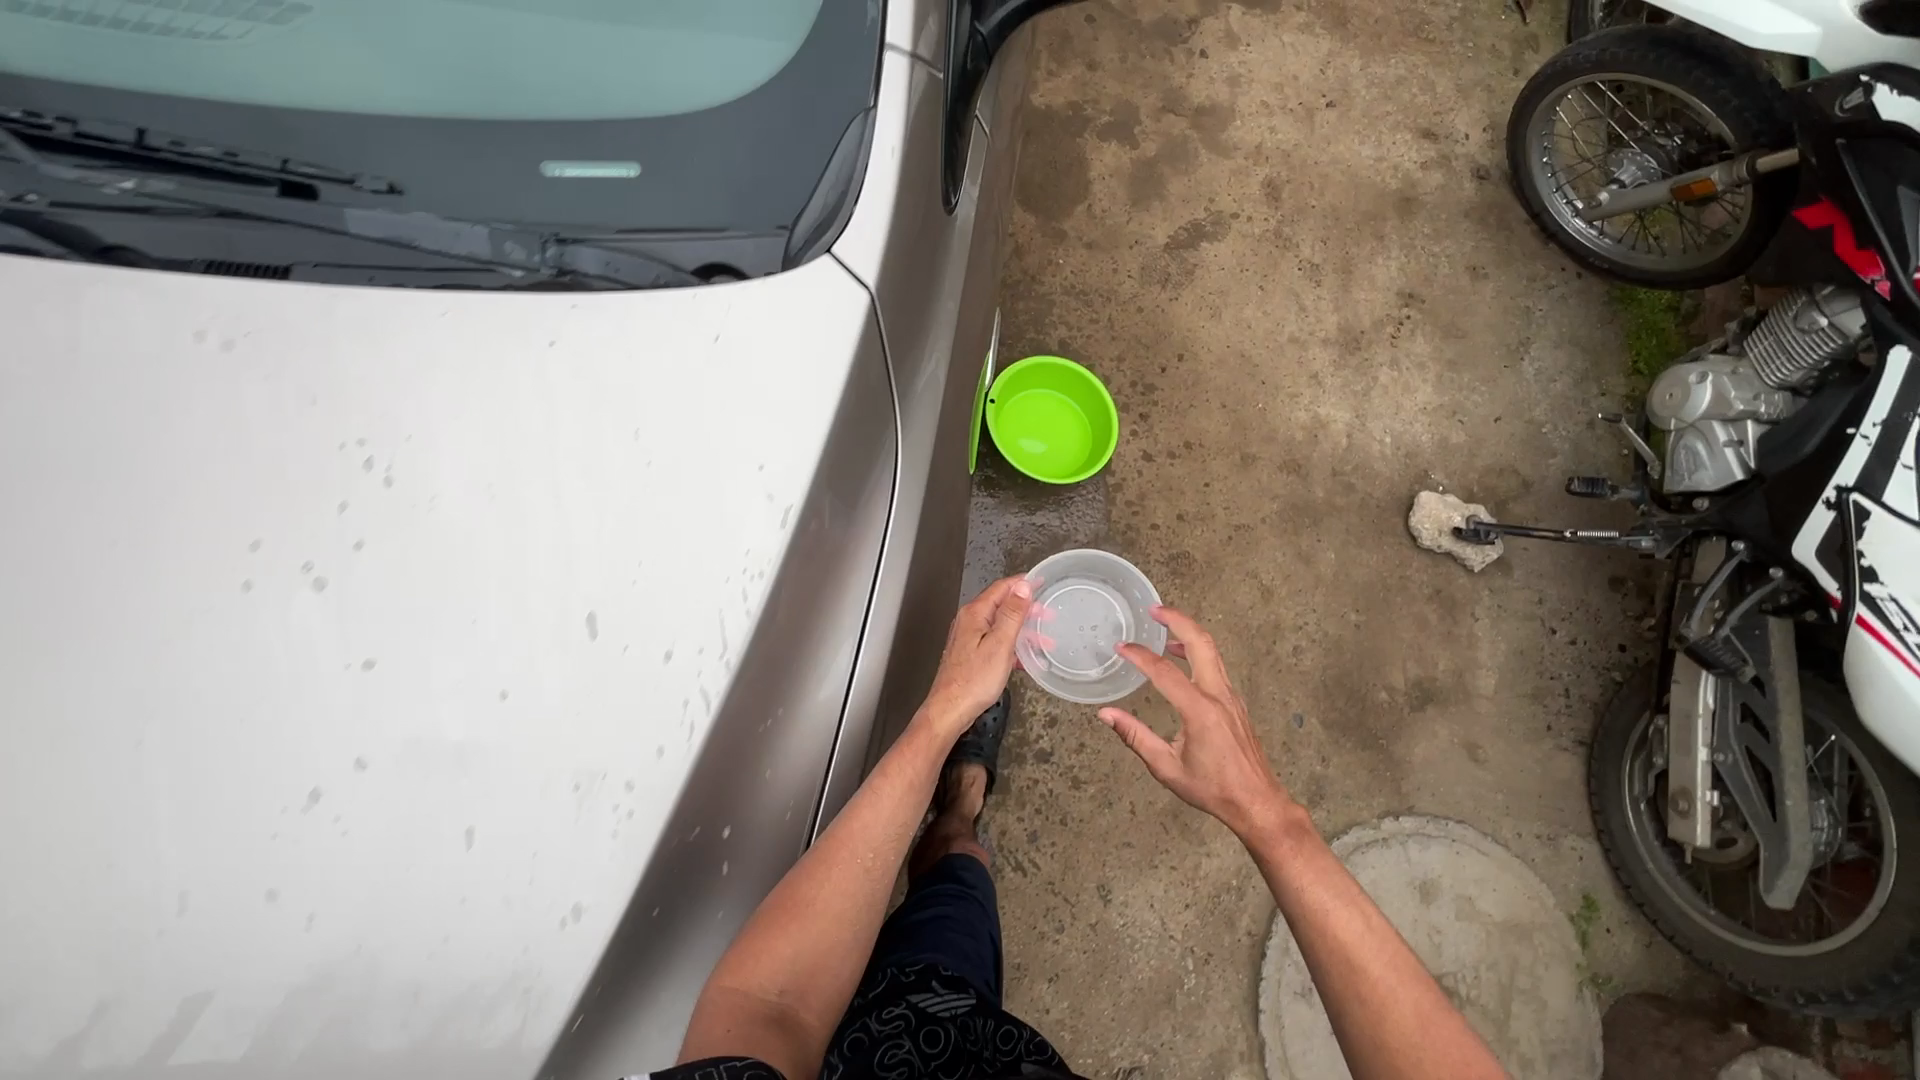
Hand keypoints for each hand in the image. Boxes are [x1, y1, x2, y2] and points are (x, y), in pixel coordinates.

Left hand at [919, 576, 1032, 735]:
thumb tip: (1022, 586)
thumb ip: (1012, 614)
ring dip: (1022, 630)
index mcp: (975, 614)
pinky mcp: (970, 653)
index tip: (1041, 581)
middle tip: (1047, 613)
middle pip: (1001, 605)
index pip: (1002, 588)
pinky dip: (1012, 645)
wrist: (950, 709)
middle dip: (1026, 608)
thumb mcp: (1000, 644)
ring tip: (1042, 638)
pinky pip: (995, 641)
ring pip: (999, 625)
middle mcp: (969, 621)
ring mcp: (968, 638)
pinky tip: (1025, 657)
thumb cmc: (973, 681)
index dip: (1023, 583)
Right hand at [1098, 605, 1295, 837]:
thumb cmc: (1212, 789)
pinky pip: (1216, 665)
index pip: (1164, 672)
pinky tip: (1182, 657)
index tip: (1120, 647)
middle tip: (1154, 609)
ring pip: (1212, 651)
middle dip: (1177, 619)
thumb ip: (1134, 737)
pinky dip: (1197, 650)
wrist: (1257, 802)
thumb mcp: (1166, 768)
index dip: (1139, 655)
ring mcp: (1231, 697)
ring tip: (1164, 626)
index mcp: (1199, 710)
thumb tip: (1106, 714)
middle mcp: (1218, 695)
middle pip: (1200, 643)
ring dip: (1188, 632)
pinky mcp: (1235, 703)